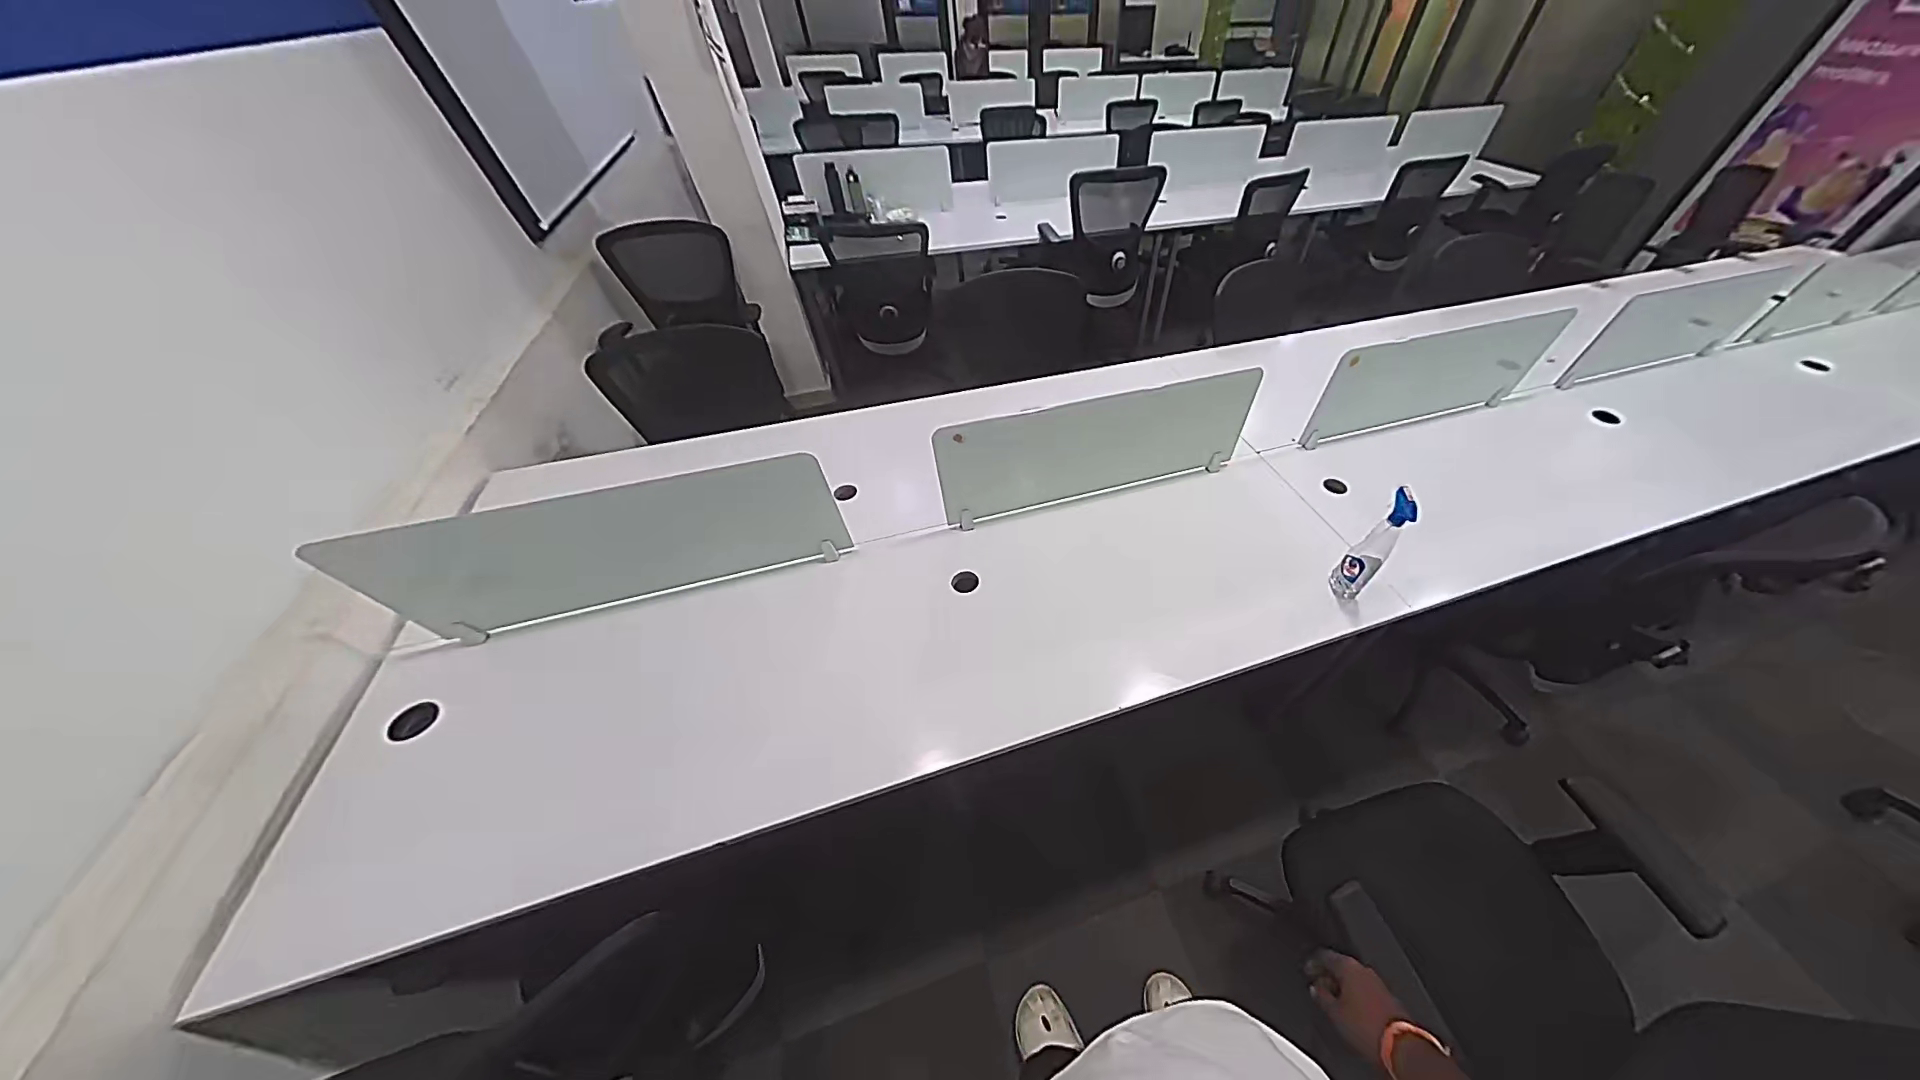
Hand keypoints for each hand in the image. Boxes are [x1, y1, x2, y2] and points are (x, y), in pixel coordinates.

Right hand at [1305, 950, 1407, 1060]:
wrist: (1402, 1046)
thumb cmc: (1367, 1027)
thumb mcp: (1334, 1011)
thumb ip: (1321, 995)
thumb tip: (1317, 989)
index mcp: (1348, 966)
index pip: (1324, 956)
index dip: (1313, 963)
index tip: (1308, 971)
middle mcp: (1364, 970)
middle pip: (1341, 966)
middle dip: (1329, 975)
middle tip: (1319, 985)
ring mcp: (1379, 983)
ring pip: (1354, 978)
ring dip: (1343, 986)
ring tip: (1335, 999)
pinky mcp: (1389, 998)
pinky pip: (1366, 990)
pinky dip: (1357, 995)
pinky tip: (1352, 1008)